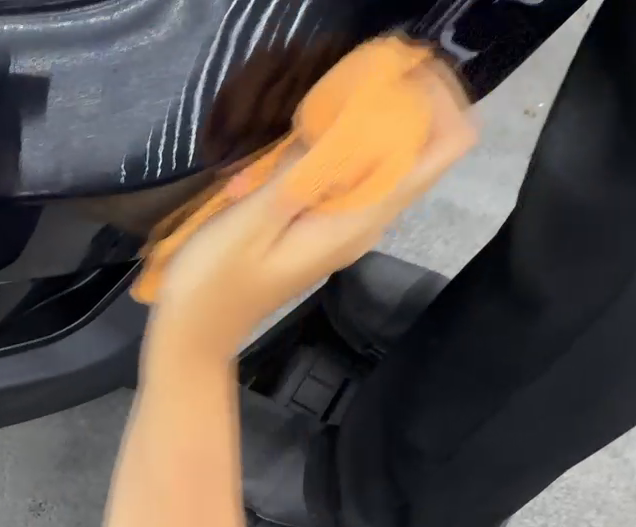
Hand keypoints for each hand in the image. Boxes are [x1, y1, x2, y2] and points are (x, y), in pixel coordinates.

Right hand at [149, 58, 476, 355]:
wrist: (191, 338)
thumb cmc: (211, 287)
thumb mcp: (249, 223)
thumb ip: (302, 171)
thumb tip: (345, 116)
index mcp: (359, 221)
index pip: (444, 144)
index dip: (434, 98)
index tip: (382, 79)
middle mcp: (367, 223)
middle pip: (419, 147)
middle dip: (388, 109)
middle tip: (325, 101)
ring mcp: (345, 230)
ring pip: (381, 161)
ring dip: (348, 134)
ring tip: (291, 134)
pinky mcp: (321, 233)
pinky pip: (348, 179)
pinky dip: (327, 157)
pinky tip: (276, 166)